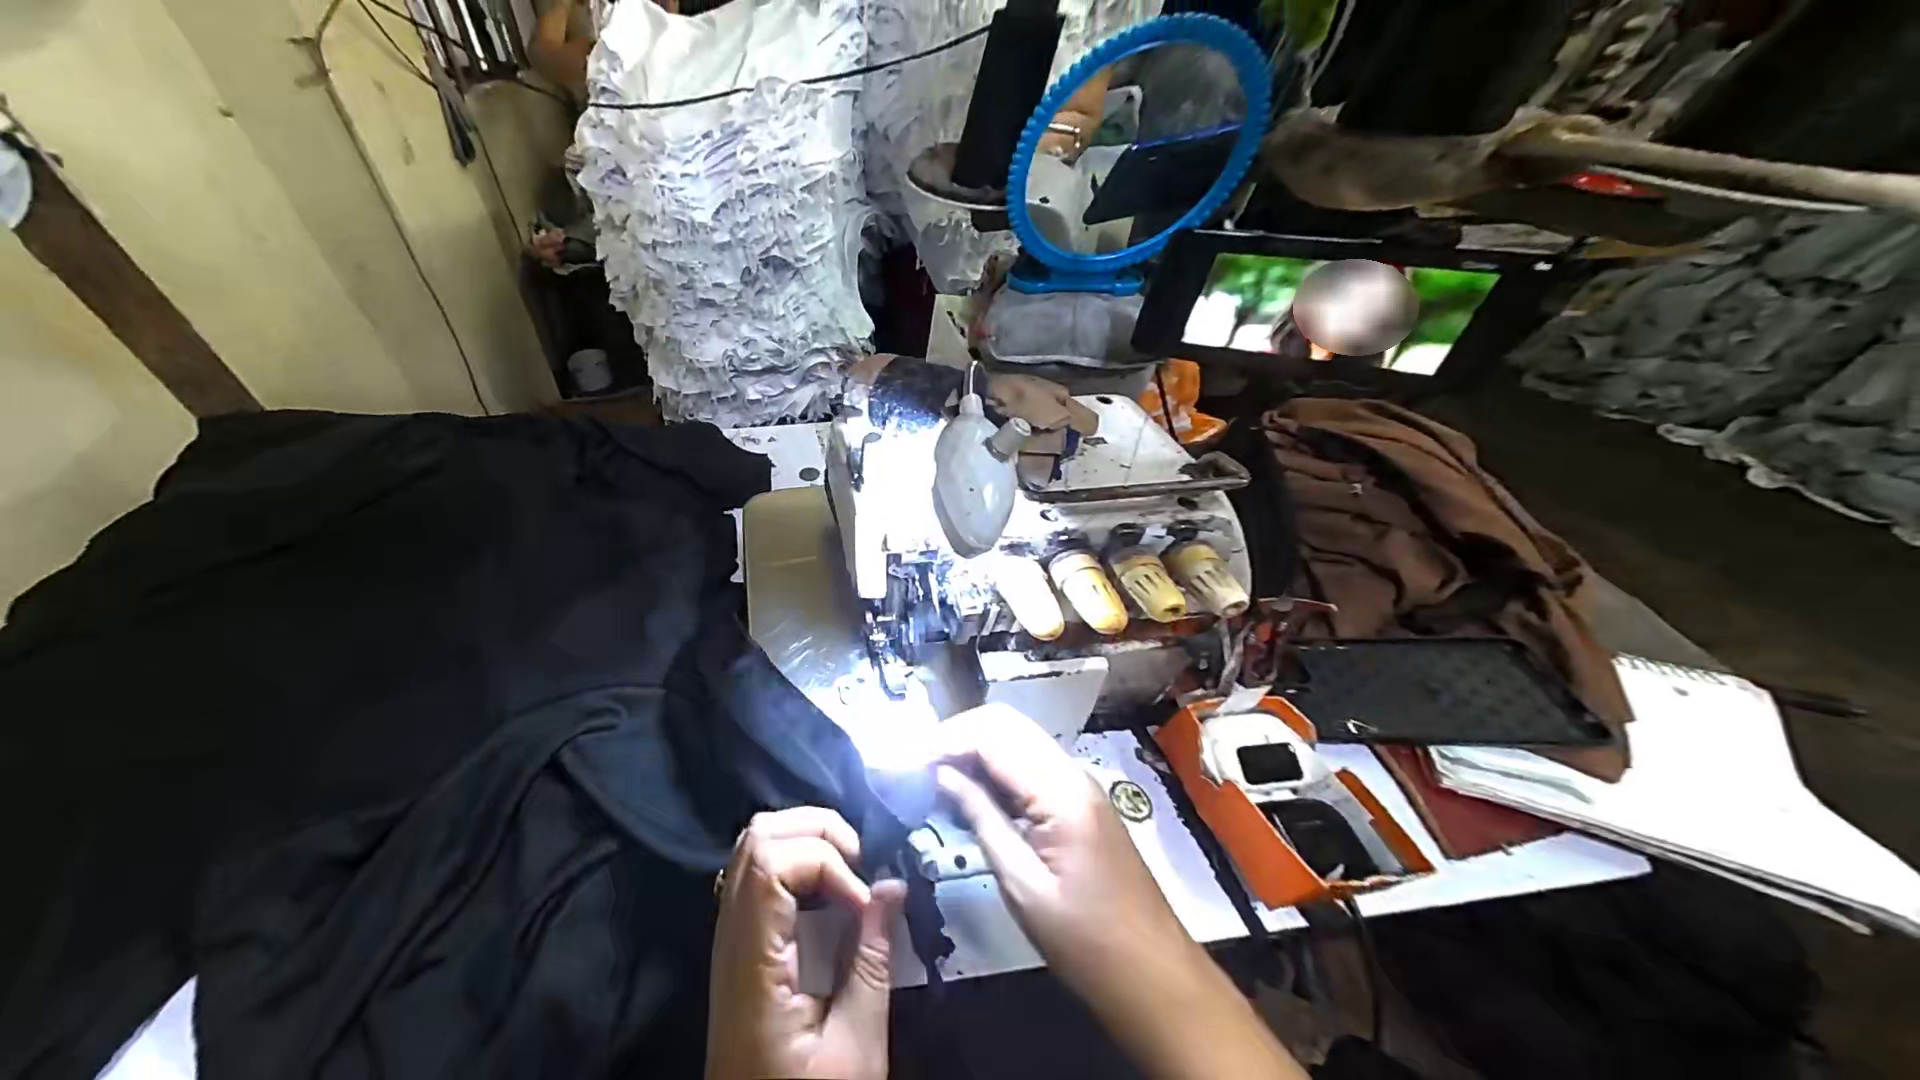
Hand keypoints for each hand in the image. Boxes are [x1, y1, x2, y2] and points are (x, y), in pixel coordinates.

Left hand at [706, 808, 906, 1079]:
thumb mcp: (856, 1045)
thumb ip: (873, 960)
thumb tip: (893, 886)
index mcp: (753, 966)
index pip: (768, 865)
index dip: (823, 862)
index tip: (862, 903)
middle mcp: (730, 940)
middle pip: (756, 838)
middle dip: (817, 830)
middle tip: (859, 865)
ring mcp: (729, 939)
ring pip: (751, 848)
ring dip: (806, 839)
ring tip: (848, 870)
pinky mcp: (739, 945)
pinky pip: (756, 873)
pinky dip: (796, 859)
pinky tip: (827, 889)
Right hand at [932, 706, 1195, 997]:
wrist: (1152, 970)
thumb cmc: (1085, 941)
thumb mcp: (1022, 885)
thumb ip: (981, 819)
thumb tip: (940, 775)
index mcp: (1060, 790)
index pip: (992, 735)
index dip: (945, 741)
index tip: (907, 764)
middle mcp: (1071, 771)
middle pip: (1005, 723)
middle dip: (957, 735)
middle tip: (917, 767)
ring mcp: (1078, 782)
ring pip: (1017, 737)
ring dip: (974, 747)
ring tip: (935, 777)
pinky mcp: (1078, 797)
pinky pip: (1029, 762)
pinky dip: (995, 765)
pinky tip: (971, 789)